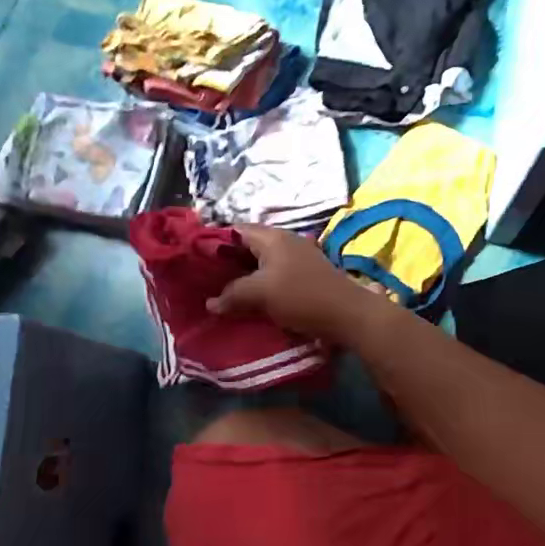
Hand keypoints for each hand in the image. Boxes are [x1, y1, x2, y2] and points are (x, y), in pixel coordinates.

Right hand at [208, 224, 385, 343]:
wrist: (349, 315)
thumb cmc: (302, 296)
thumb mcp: (260, 294)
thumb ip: (232, 294)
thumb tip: (210, 303)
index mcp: (272, 237)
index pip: (234, 230)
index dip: (213, 243)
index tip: (195, 262)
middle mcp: (286, 241)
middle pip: (248, 247)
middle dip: (227, 264)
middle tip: (207, 282)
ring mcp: (299, 258)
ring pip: (262, 264)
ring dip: (245, 278)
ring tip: (226, 295)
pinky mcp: (308, 277)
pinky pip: (276, 277)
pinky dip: (263, 286)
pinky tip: (253, 302)